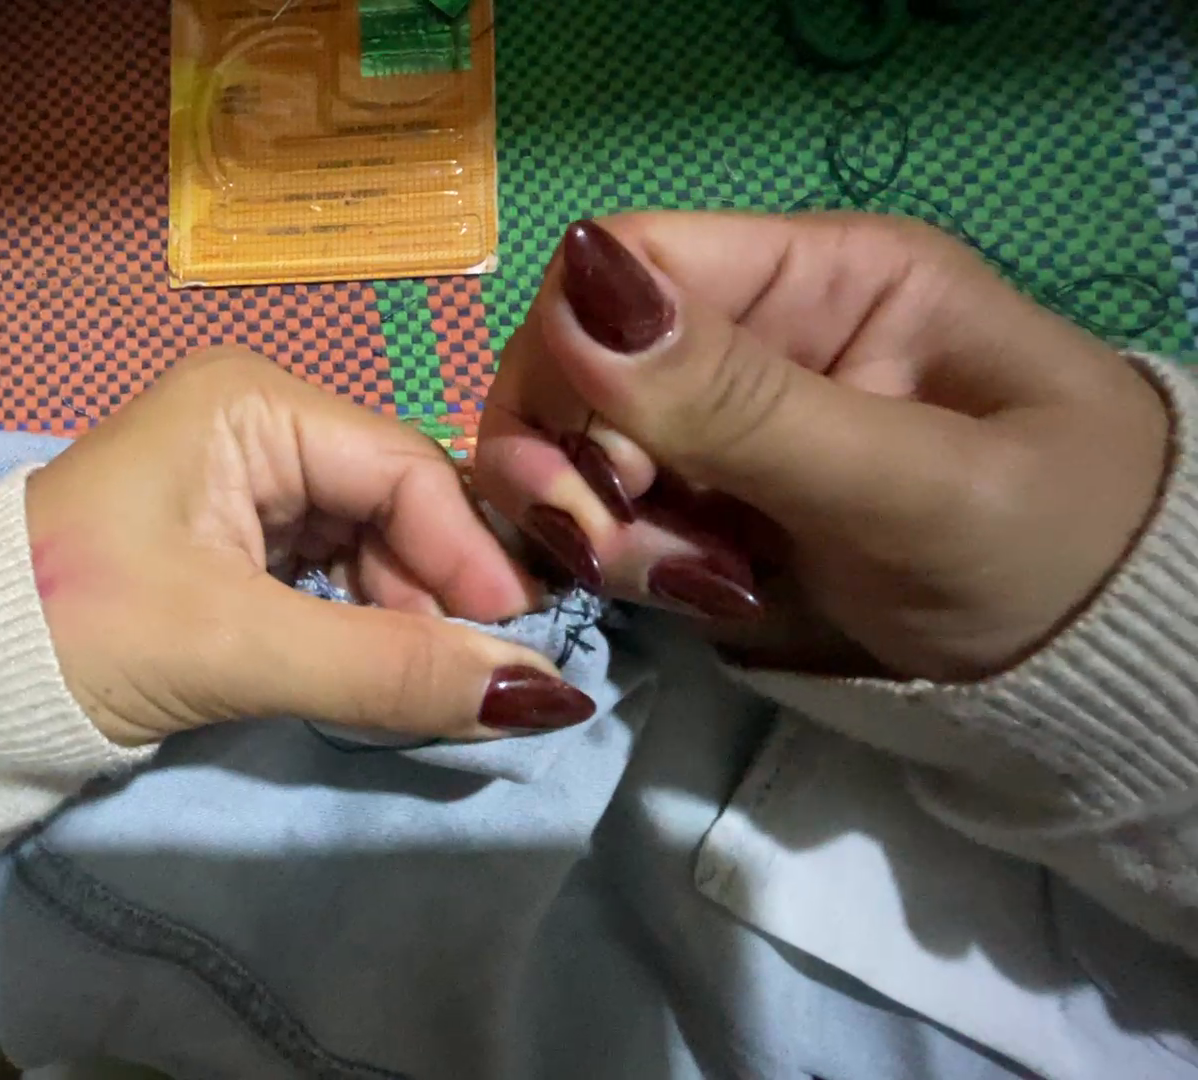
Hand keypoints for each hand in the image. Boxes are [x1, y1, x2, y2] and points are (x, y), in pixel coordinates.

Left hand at [26, 348, 596, 746]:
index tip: (517, 644)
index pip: (404, 467)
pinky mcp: (229, 538)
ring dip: (398, 615)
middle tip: (463, 679)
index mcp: (250, 404)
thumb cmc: (78, 632)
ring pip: (364, 542)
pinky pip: (324, 571)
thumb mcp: (234, 646)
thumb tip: (543, 697)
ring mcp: (241, 481)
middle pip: (390, 504)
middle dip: (432, 592)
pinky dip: (355, 622)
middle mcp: (254, 426)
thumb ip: (384, 670)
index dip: (469, 556)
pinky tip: (367, 667)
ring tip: (414, 686)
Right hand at [474, 212, 1170, 680]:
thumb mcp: (911, 480)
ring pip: (550, 444)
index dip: (574, 351)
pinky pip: (573, 508)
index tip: (615, 470)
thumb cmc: (1042, 549)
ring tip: (686, 579)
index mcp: (805, 278)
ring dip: (586, 524)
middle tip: (616, 548)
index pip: (620, 259)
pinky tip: (685, 588)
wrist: (1059, 662)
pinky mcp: (662, 490)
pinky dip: (603, 557)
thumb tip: (578, 303)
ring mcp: (683, 419)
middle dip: (564, 465)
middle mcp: (721, 337)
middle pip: (556, 361)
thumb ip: (742, 401)